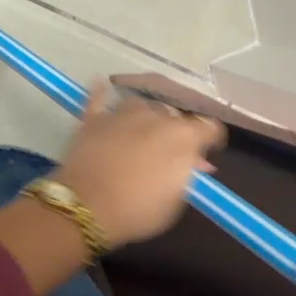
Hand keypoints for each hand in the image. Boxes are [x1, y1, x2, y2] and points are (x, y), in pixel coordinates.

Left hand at [52, 82, 225, 247]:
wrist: (85, 207)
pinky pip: (99, 98)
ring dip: (144, 117)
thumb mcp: (175, 201)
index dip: (210, 139)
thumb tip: (195, 162)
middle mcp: (155, 116)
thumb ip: (187, 175)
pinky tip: (101, 85)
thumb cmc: (137, 210)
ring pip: (141, 106)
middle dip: (174, 131)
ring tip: (139, 132)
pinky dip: (102, 94)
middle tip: (166, 152)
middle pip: (173, 116)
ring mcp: (122, 114)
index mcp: (183, 136)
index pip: (209, 127)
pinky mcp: (93, 118)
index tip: (206, 152)